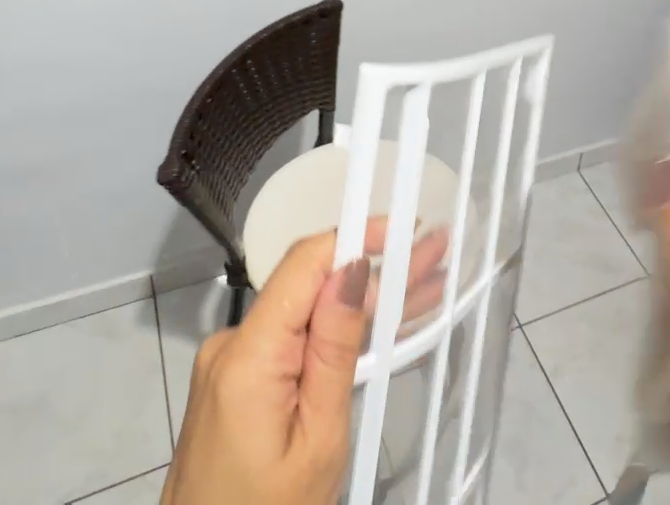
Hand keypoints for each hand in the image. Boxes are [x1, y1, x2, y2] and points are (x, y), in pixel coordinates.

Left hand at [163, 220, 450, 504]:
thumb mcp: (318, 439)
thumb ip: (333, 351)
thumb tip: (352, 269)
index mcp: (249, 355)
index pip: (303, 265)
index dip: (355, 236)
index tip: (405, 229)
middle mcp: (233, 344)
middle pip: (311, 284)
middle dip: (376, 267)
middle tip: (435, 252)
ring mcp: (233, 361)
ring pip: (308, 311)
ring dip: (365, 299)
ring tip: (428, 280)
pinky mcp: (240, 378)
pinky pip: (295, 340)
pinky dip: (339, 331)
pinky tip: (385, 321)